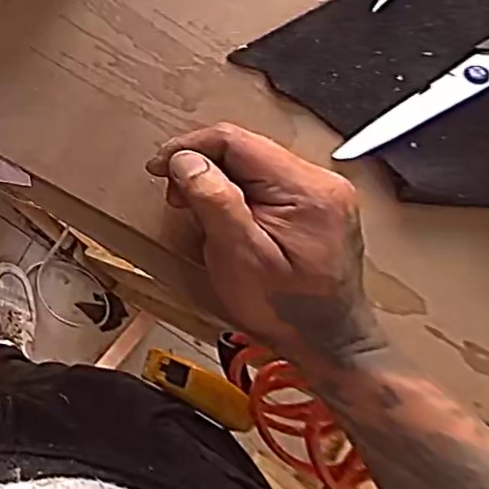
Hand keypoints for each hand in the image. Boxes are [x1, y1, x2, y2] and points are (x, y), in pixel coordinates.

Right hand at [145, 124, 385, 364]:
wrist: (329, 348)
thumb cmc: (284, 310)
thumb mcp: (239, 258)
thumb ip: (214, 201)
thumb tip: (185, 159)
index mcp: (307, 189)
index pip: (234, 140)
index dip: (188, 147)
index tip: (159, 168)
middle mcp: (319, 180)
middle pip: (240, 146)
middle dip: (199, 164)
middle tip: (176, 197)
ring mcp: (318, 189)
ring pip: (246, 159)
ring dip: (212, 176)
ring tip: (194, 207)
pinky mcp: (311, 200)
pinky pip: (258, 175)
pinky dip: (229, 187)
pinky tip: (219, 211)